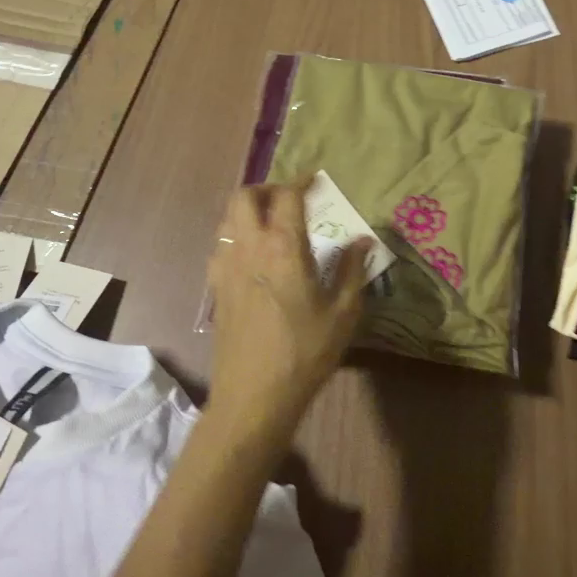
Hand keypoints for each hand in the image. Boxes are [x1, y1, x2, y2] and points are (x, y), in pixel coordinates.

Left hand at [205, 181, 371, 439]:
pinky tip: (255, 257)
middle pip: (244, 196)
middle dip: (267, 188)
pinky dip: (237, 236)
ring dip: (248, 210)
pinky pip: (221, 245)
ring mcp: (225, 267)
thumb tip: (362, 241)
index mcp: (283, 246)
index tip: (316, 181)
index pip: (288, 195)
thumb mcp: (343, 312)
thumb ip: (351, 269)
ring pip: (227, 219)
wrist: (254, 395)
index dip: (302, 181)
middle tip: (289, 198)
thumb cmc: (305, 352)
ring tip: (272, 223)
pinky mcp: (215, 288)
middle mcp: (249, 247)